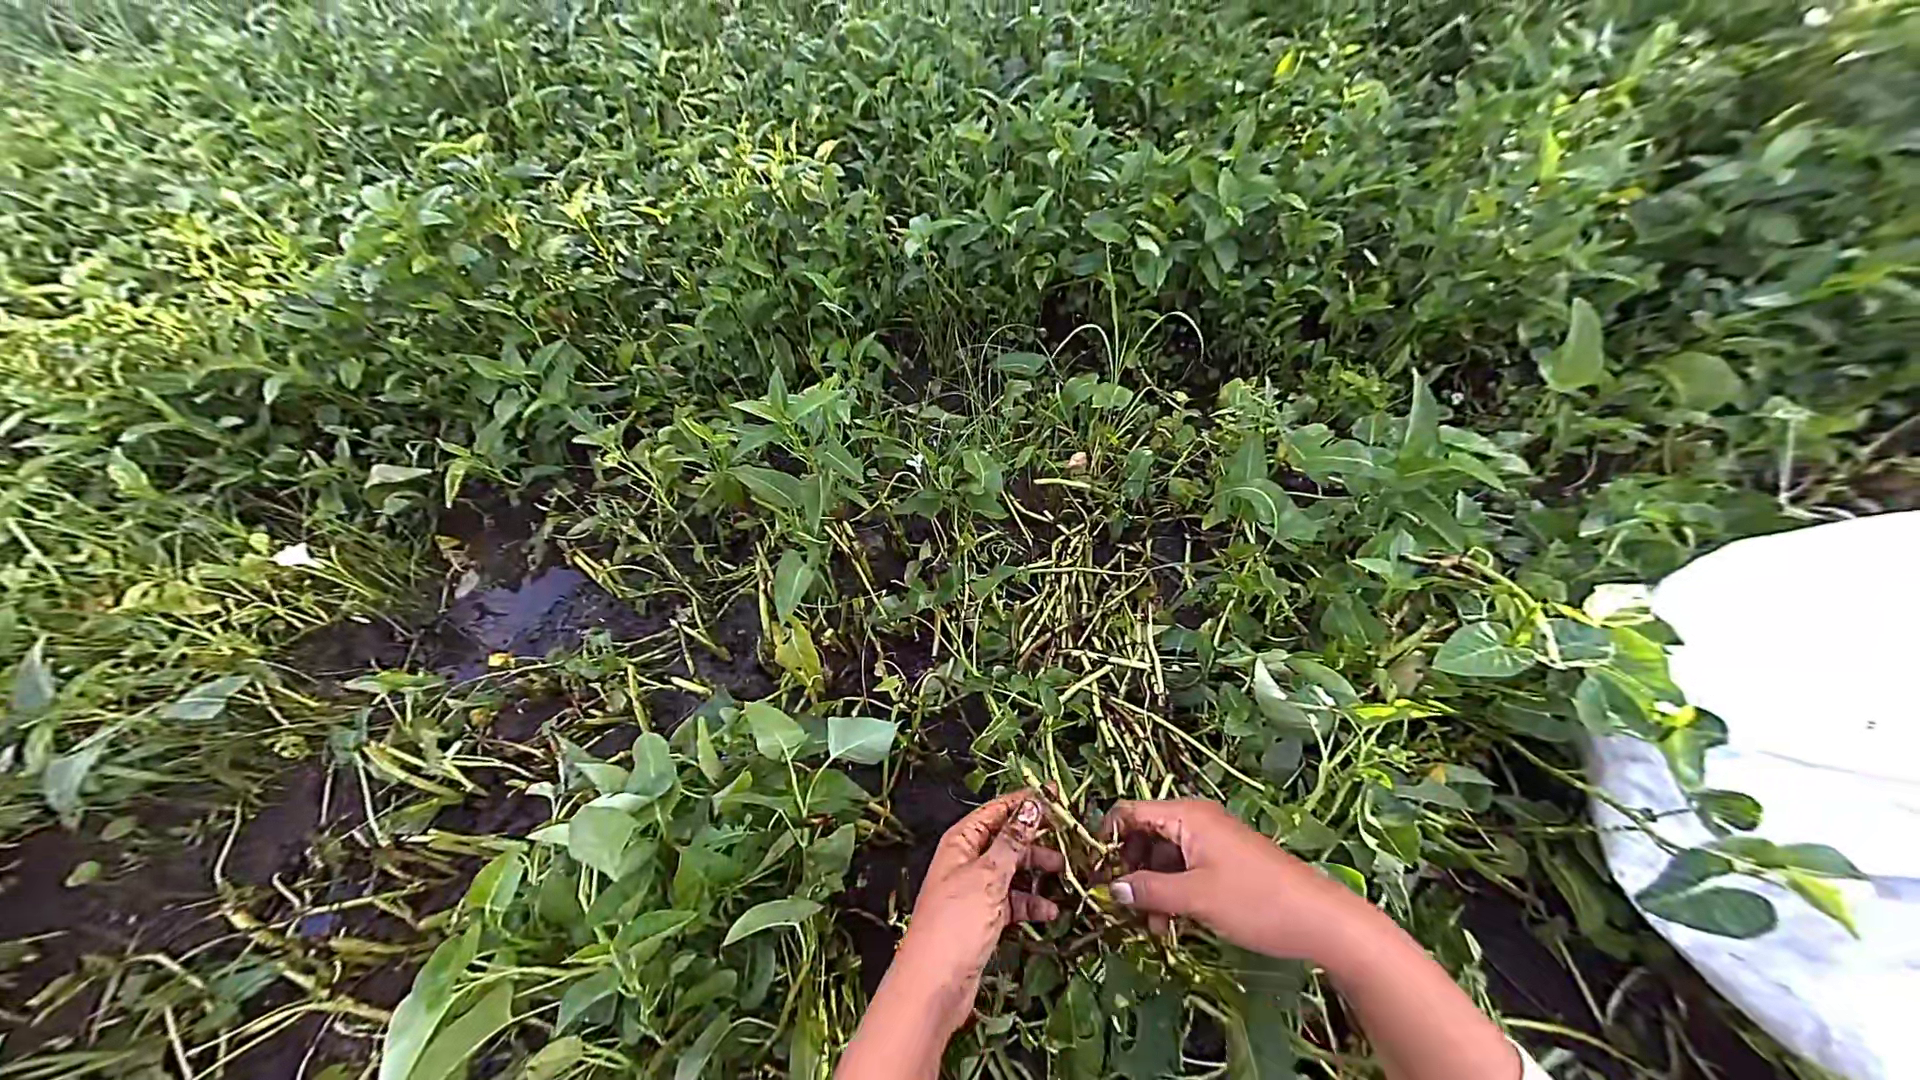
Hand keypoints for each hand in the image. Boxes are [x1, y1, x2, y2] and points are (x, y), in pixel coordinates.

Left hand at [894, 790, 1062, 1029]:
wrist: (934, 985)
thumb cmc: (956, 923)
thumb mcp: (988, 875)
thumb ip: (1012, 840)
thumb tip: (1031, 807)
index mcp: (962, 840)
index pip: (997, 810)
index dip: (1026, 801)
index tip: (1055, 794)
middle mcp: (968, 859)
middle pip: (1008, 838)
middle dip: (1037, 838)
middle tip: (1069, 837)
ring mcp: (976, 889)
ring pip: (1013, 870)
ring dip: (1037, 871)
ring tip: (1066, 873)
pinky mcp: (984, 916)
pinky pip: (1012, 900)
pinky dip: (1030, 902)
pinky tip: (1050, 911)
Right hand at [1099, 798, 1524, 1079]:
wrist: (1324, 920)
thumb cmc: (1256, 901)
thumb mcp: (1196, 899)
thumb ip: (1149, 891)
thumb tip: (1110, 889)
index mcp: (1186, 815)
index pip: (1129, 812)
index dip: (1107, 837)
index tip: (1095, 871)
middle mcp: (1195, 818)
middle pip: (1144, 833)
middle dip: (1131, 867)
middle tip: (1123, 905)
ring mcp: (1211, 838)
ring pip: (1164, 854)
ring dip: (1152, 885)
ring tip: (1153, 926)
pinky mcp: (1223, 859)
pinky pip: (1184, 866)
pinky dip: (1173, 889)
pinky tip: (1173, 923)